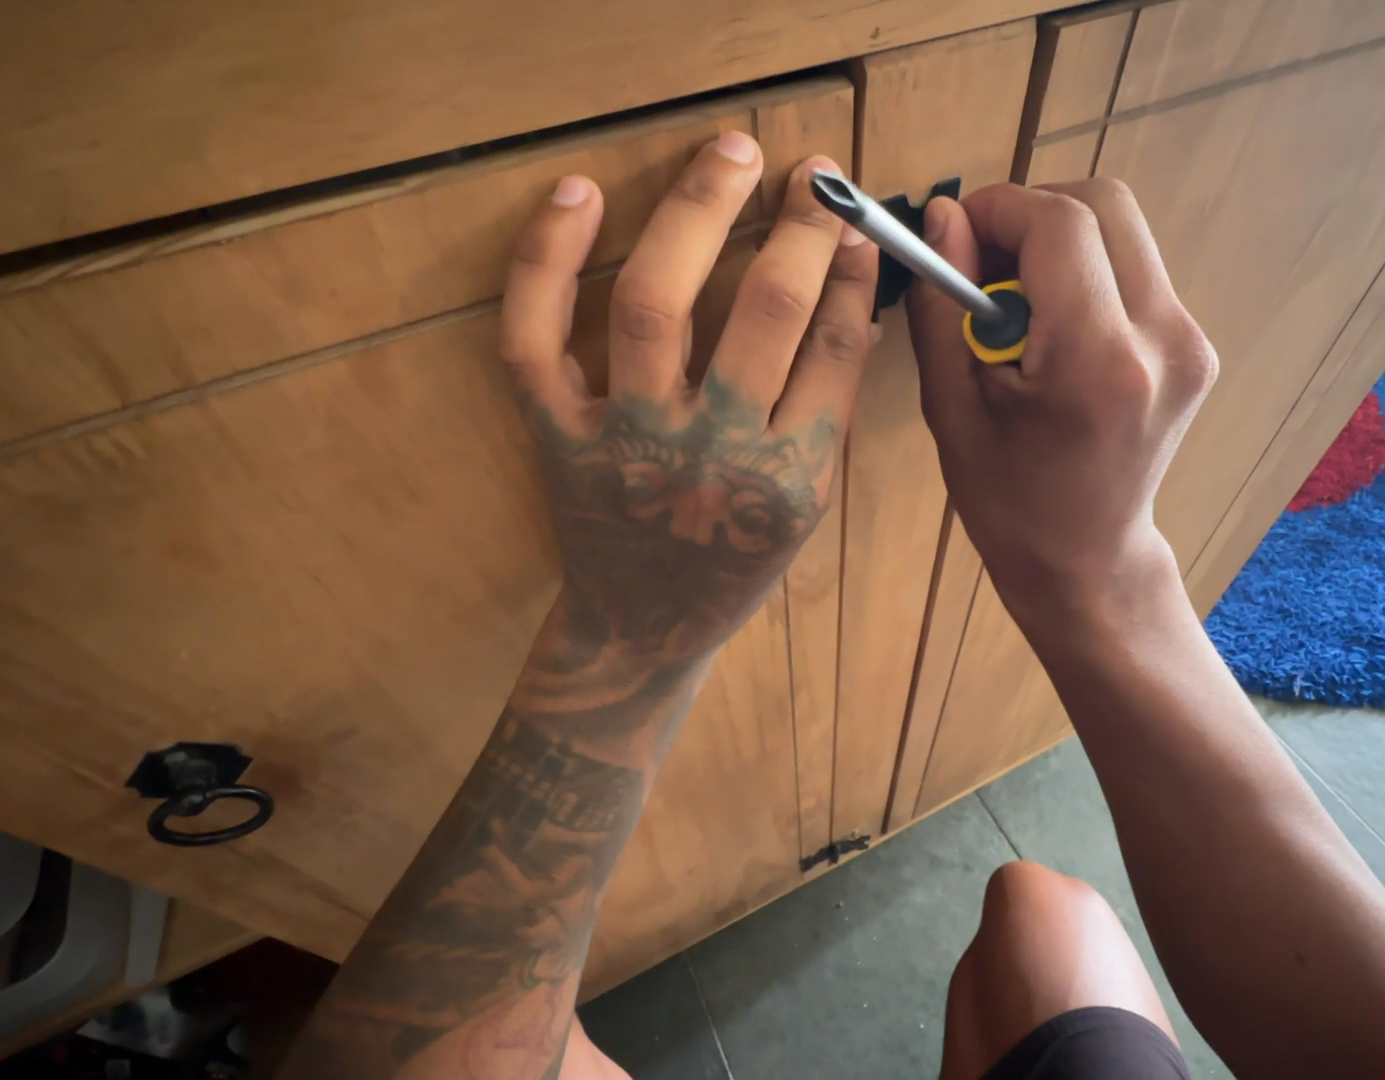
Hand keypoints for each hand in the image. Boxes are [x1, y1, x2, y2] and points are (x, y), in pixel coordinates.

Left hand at [501, 133, 878, 669]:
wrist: (643, 627)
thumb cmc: (732, 567)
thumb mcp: (805, 505)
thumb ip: (826, 409)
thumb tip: (841, 292)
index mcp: (790, 477)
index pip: (835, 345)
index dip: (847, 266)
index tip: (850, 215)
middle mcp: (712, 455)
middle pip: (762, 313)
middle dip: (796, 227)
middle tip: (812, 171)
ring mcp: (627, 444)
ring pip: (654, 306)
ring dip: (695, 213)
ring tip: (730, 152)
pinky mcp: (558, 439)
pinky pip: (534, 340)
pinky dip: (545, 262)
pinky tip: (578, 195)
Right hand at [906, 180, 1216, 635]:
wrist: (1085, 558)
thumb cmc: (1005, 500)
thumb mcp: (951, 410)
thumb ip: (944, 307)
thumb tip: (942, 218)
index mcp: (1097, 363)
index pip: (1060, 225)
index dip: (997, 208)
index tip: (952, 235)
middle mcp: (1163, 338)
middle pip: (1104, 206)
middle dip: (1029, 214)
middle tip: (979, 263)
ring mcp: (1190, 340)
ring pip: (1122, 231)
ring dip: (1055, 242)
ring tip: (1010, 302)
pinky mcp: (1194, 346)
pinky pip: (1134, 268)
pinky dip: (1081, 272)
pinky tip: (1047, 326)